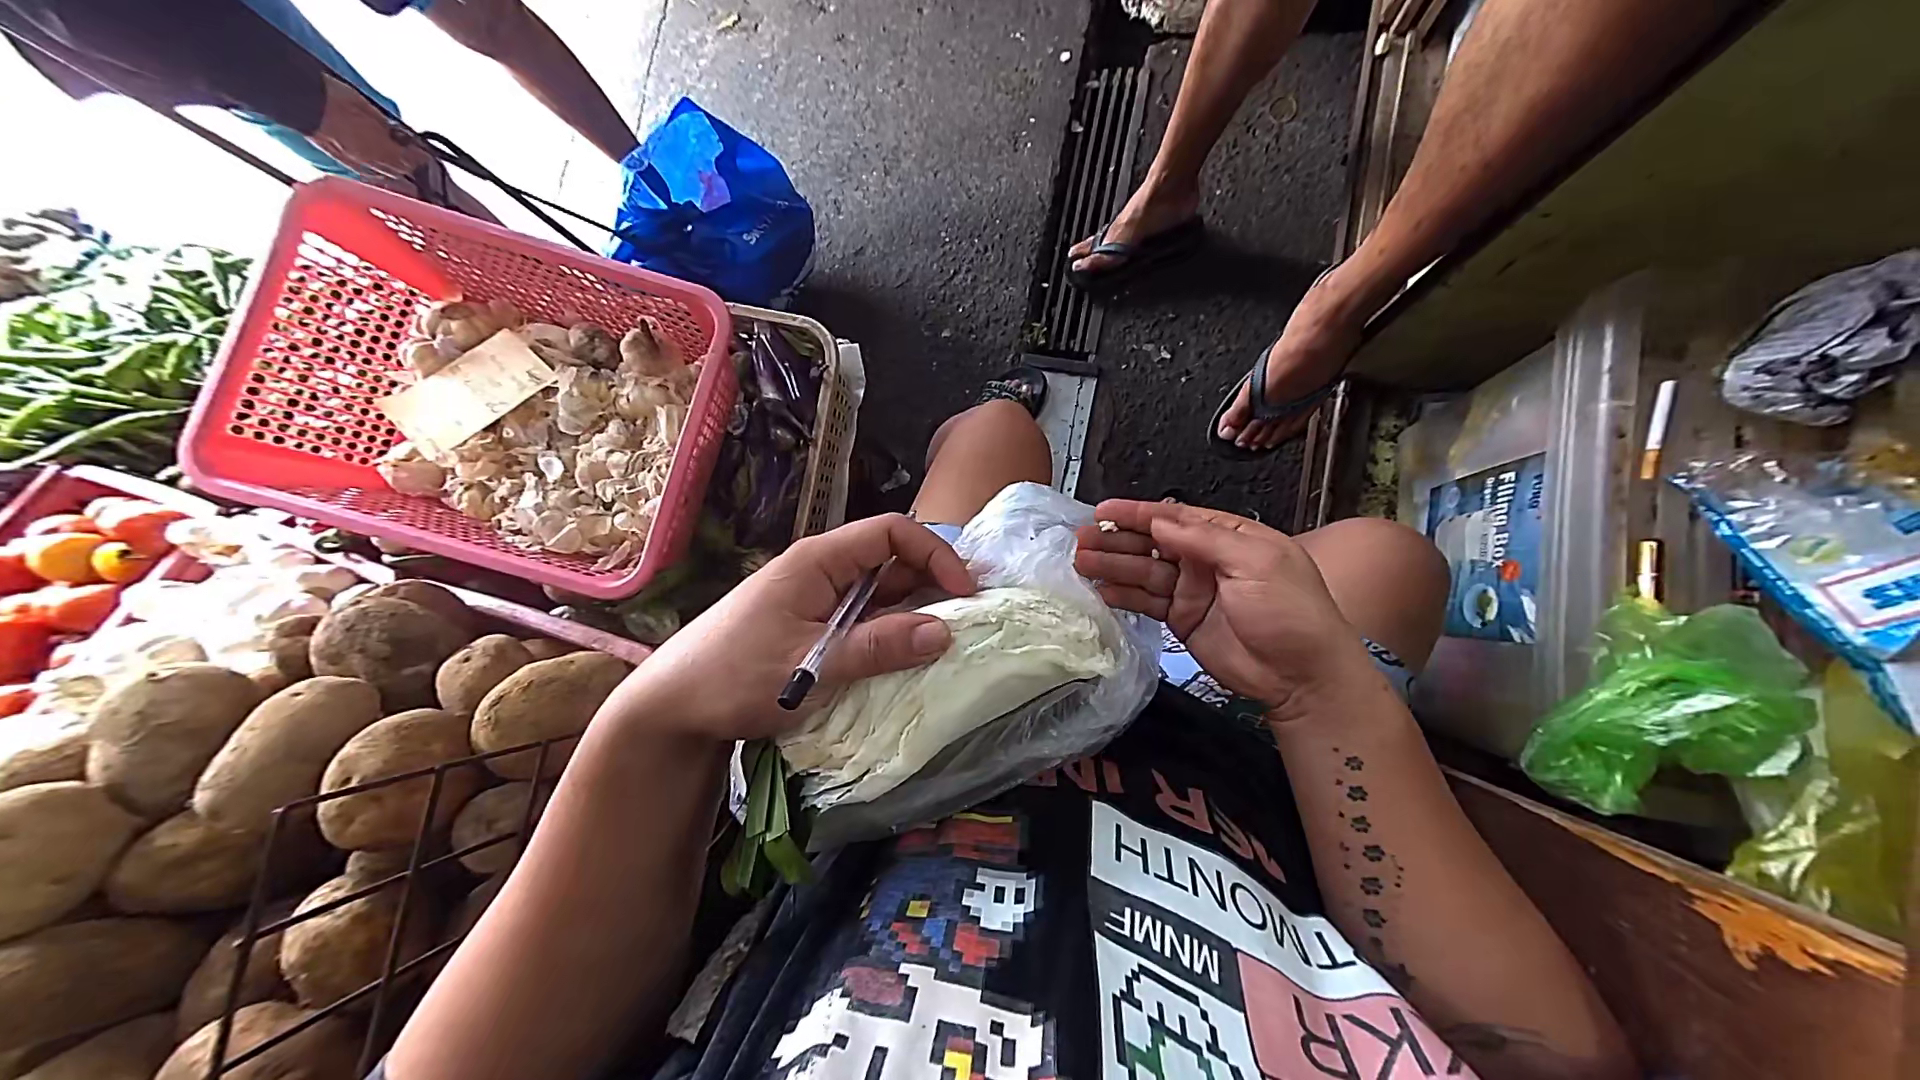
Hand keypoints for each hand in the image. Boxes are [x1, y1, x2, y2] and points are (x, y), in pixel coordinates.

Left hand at [604, 514, 975, 742]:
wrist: (673, 706)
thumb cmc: (733, 677)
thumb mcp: (810, 665)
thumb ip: (878, 647)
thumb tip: (944, 631)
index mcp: (818, 561)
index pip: (891, 533)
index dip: (935, 553)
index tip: (964, 592)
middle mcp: (821, 570)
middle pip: (891, 559)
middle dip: (932, 581)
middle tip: (967, 617)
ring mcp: (817, 598)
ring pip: (880, 590)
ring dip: (914, 609)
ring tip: (947, 638)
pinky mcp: (813, 624)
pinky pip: (864, 617)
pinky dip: (891, 630)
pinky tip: (908, 654)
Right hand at [1074, 500, 1371, 721]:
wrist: (1302, 677)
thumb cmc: (1291, 612)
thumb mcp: (1256, 562)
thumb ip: (1205, 539)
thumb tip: (1161, 522)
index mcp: (1229, 537)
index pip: (1176, 518)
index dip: (1138, 513)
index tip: (1104, 510)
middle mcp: (1206, 560)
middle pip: (1153, 544)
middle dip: (1117, 539)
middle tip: (1082, 539)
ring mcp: (1192, 591)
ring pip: (1144, 572)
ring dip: (1113, 566)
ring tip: (1081, 563)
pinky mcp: (1182, 620)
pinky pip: (1146, 602)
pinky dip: (1123, 596)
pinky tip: (1100, 591)